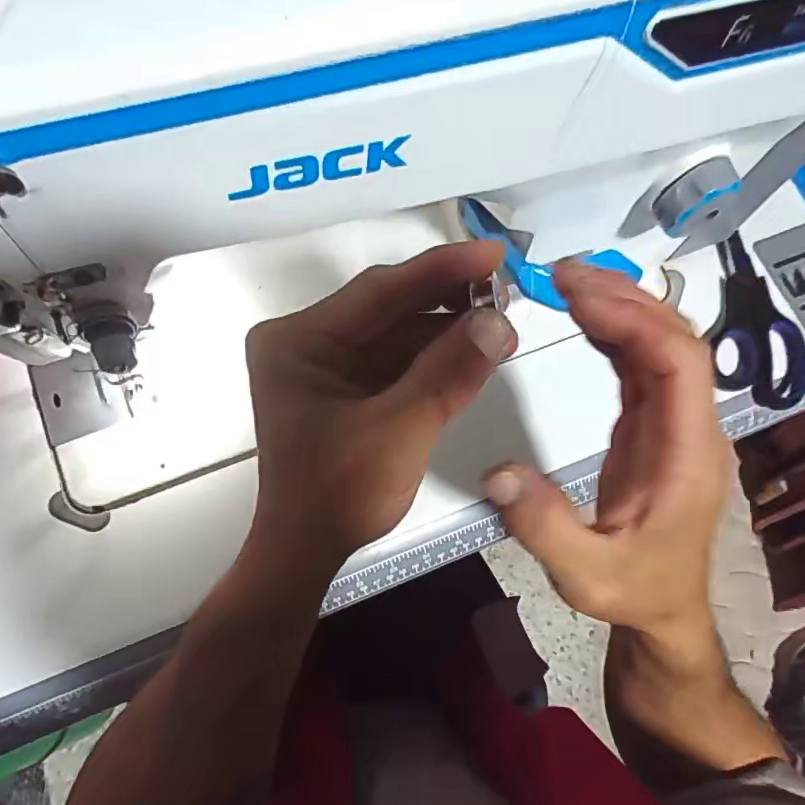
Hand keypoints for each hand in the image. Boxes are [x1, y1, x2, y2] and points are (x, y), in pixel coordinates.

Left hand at [246, 241, 516, 563]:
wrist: (306, 550)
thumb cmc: (337, 496)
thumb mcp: (398, 431)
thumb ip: (447, 373)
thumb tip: (497, 320)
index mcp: (297, 342)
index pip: (377, 292)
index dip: (440, 270)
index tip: (494, 254)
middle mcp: (305, 344)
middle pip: (386, 308)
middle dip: (446, 302)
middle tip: (506, 292)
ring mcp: (324, 367)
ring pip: (394, 334)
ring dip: (445, 331)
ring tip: (500, 325)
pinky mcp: (344, 389)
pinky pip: (394, 362)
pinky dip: (433, 359)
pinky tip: (473, 351)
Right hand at [483, 258, 730, 645]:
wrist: (662, 611)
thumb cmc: (632, 593)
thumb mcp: (585, 575)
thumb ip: (544, 526)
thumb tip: (497, 471)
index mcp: (687, 456)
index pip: (679, 364)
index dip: (635, 320)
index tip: (578, 294)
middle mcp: (691, 430)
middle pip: (676, 341)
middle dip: (625, 300)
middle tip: (563, 275)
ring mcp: (675, 427)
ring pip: (661, 347)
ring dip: (621, 309)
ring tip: (569, 285)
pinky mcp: (654, 430)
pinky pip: (642, 368)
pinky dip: (616, 336)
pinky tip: (585, 320)